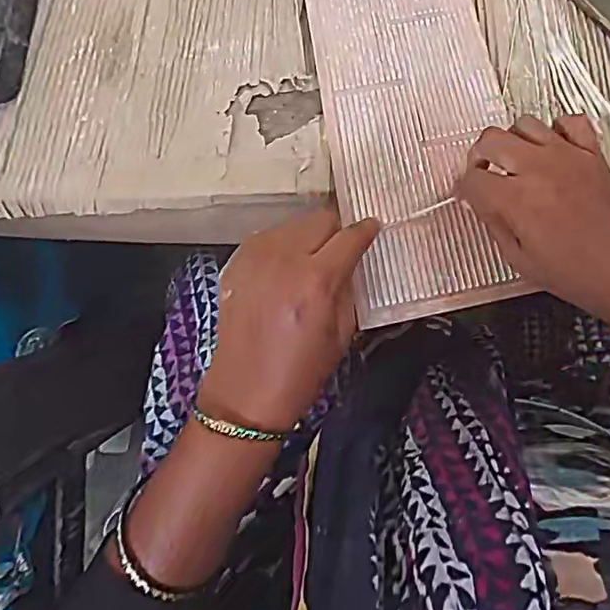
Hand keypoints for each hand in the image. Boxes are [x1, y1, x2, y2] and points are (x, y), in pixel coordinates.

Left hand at [195, 208, 381, 433]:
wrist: (245, 392)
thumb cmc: (300, 371)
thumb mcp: (342, 332)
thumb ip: (349, 287)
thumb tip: (353, 259)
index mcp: (316, 280)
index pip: (350, 235)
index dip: (366, 230)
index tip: (372, 229)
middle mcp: (284, 259)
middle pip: (321, 218)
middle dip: (337, 229)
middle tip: (343, 246)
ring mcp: (255, 257)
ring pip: (294, 223)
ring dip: (309, 235)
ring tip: (313, 259)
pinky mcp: (236, 263)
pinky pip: (268, 238)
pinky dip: (283, 245)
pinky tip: (286, 268)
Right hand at [458, 115, 609, 326]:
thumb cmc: (579, 273)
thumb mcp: (518, 259)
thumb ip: (494, 223)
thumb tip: (481, 202)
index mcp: (517, 200)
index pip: (473, 177)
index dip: (465, 187)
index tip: (469, 193)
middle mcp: (540, 170)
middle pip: (490, 139)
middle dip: (479, 155)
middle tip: (483, 170)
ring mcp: (568, 157)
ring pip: (524, 124)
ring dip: (512, 141)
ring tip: (514, 160)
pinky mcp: (592, 155)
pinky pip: (569, 122)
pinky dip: (556, 129)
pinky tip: (551, 147)